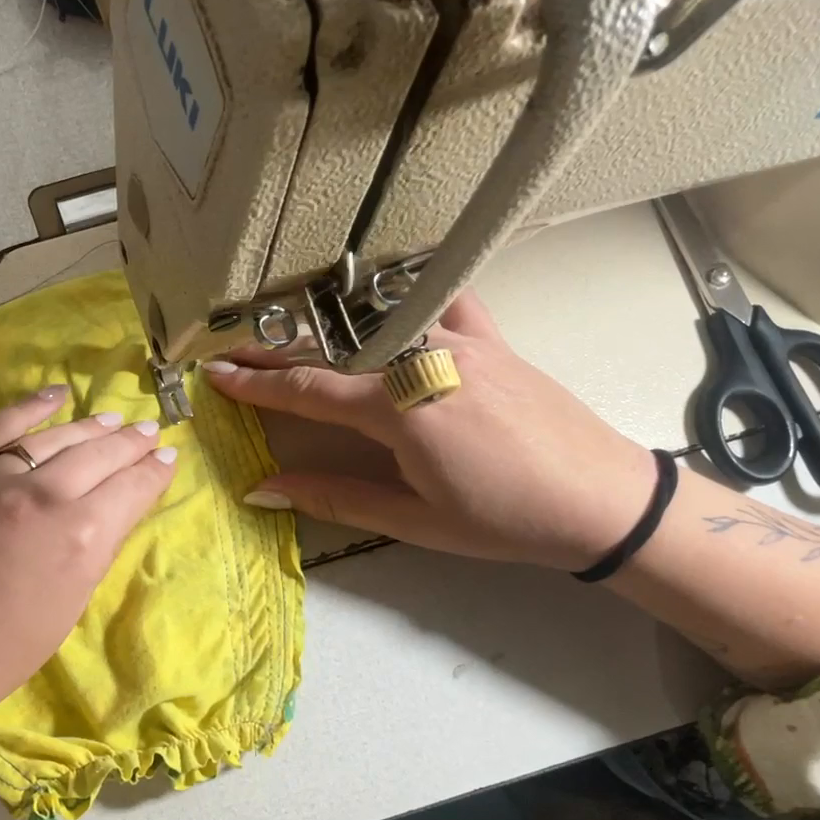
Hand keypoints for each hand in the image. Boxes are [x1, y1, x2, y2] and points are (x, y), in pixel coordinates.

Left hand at [0, 387, 176, 756]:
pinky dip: (26, 408)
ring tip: (112, 420)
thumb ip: (93, 548)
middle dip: (129, 443)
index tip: (167, 459)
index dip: (153, 473)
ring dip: (87, 427)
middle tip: (149, 432)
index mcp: (77, 539)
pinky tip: (54, 396)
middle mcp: (38, 497)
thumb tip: (117, 506)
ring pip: (50, 438)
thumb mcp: (66, 608)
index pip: (129, 489)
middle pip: (96, 456)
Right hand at [206, 291, 655, 570]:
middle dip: (274, 348)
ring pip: (376, 320)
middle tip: (232, 348)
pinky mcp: (492, 339)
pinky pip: (441, 302)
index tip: (215, 375)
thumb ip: (335, 497)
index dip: (255, 383)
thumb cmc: (505, 520)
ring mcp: (461, 342)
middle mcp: (424, 361)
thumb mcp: (413, 520)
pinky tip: (390, 302)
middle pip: (331, 348)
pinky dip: (408, 298)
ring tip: (291, 330)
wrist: (604, 500)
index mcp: (399, 409)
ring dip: (325, 325)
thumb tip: (265, 487)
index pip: (307, 389)